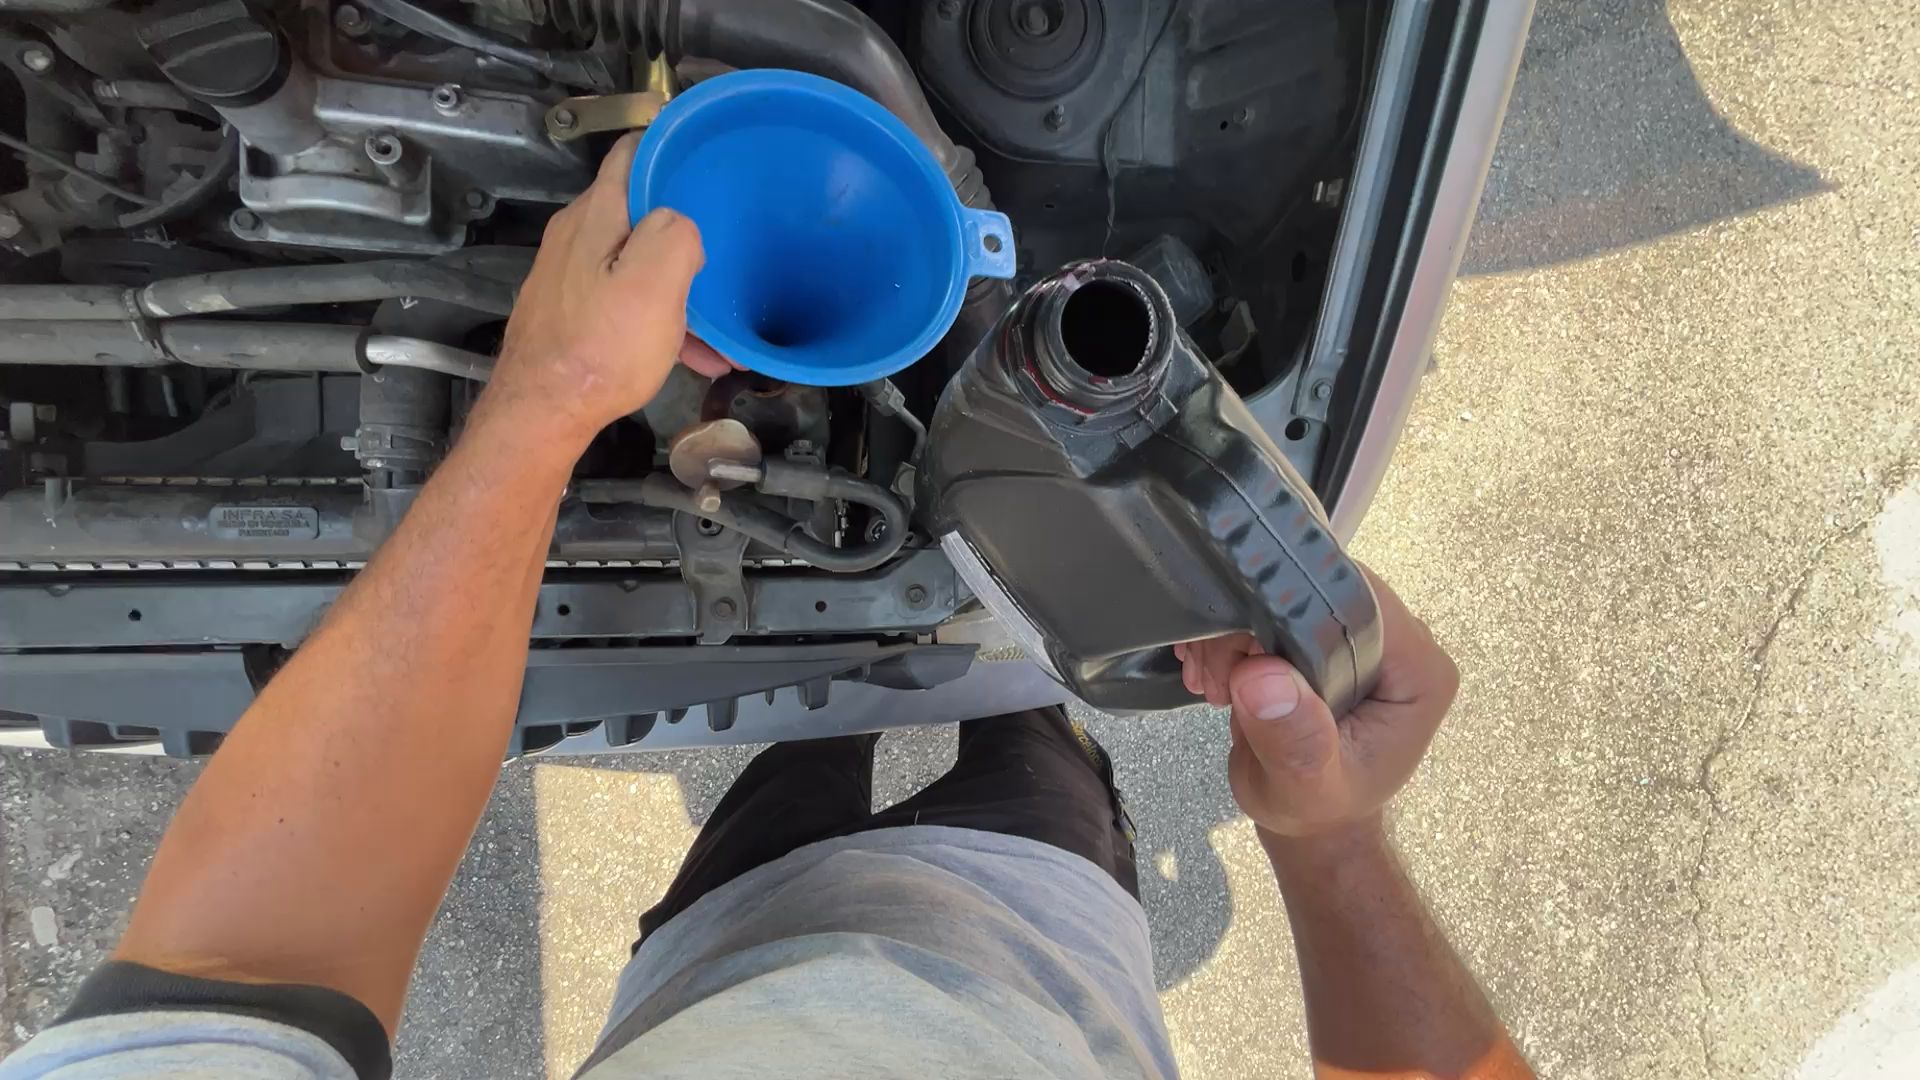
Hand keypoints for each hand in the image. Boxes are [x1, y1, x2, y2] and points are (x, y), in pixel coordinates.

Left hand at [485, 133, 733, 443]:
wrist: (547, 410)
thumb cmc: (602, 349)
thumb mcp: (654, 287)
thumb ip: (675, 238)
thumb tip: (683, 224)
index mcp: (597, 218)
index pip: (633, 158)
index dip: (673, 156)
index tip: (707, 171)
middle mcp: (579, 237)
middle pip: (641, 217)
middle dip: (686, 237)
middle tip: (723, 260)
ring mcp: (574, 276)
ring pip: (639, 266)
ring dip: (683, 292)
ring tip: (721, 332)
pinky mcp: (575, 312)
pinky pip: (628, 303)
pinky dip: (662, 320)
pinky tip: (694, 354)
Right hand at [1174, 566, 1457, 837]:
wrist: (1304, 816)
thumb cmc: (1314, 809)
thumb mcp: (1304, 787)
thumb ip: (1294, 740)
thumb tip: (1265, 677)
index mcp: (1416, 668)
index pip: (1351, 599)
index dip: (1287, 612)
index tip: (1239, 658)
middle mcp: (1396, 640)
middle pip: (1310, 589)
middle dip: (1247, 624)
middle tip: (1216, 679)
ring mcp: (1358, 635)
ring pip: (1280, 593)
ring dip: (1230, 632)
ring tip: (1214, 685)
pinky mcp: (1321, 635)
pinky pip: (1267, 607)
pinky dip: (1230, 634)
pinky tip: (1215, 674)